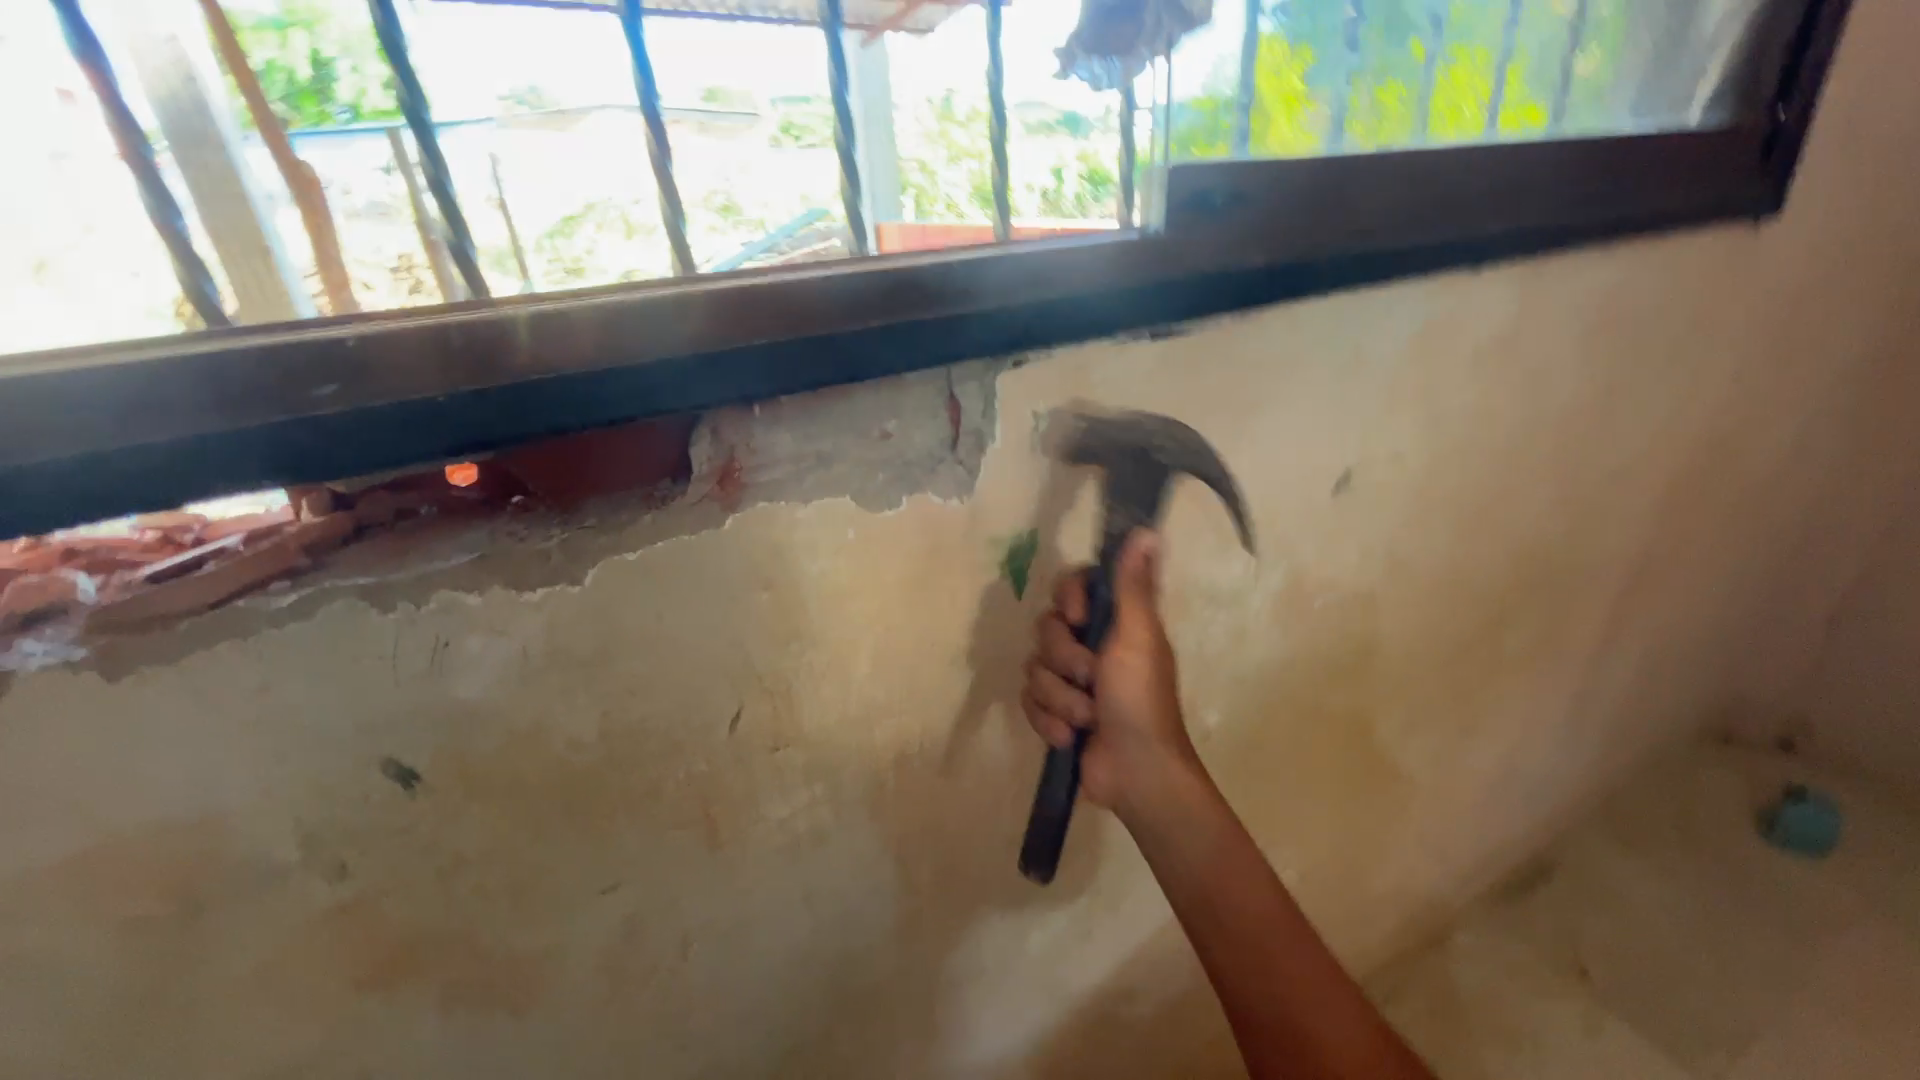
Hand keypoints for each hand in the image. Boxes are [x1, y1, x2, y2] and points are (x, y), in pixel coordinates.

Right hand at [1022, 530, 1199, 816]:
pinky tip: (1070, 738)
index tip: (1079, 617)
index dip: (1069, 598)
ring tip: (1086, 718)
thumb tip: (1148, 530)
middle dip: (1064, 660)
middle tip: (1091, 679)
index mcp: (1115, 623)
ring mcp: (1070, 681)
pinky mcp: (1054, 712)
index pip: (1074, 586)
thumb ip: (1133, 586)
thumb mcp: (1138, 638)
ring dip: (1060, 698)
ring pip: (1034, 669)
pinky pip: (1029, 701)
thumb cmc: (1142, 701)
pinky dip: (1049, 721)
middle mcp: (1090, 646)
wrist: (1135, 773)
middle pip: (1046, 629)